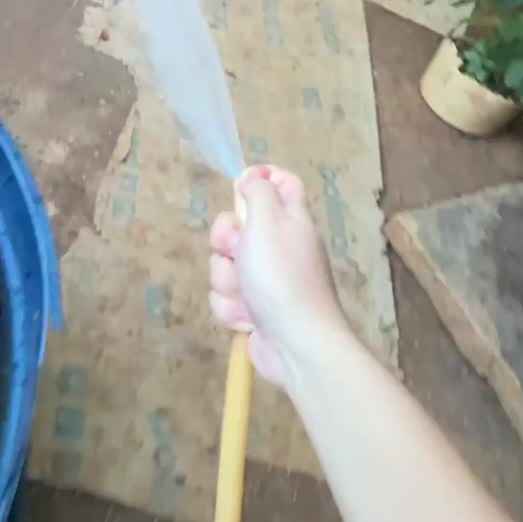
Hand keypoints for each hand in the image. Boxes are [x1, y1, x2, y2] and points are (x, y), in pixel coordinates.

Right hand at [209, 164, 348, 390]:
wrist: (297, 344)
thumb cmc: (282, 276)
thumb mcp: (268, 220)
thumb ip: (258, 192)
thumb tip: (251, 177)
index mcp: (290, 220)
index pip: (282, 183)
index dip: (261, 176)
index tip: (239, 184)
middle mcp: (279, 246)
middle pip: (238, 225)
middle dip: (225, 238)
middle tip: (235, 248)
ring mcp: (266, 280)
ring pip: (226, 263)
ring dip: (227, 279)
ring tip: (245, 293)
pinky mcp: (253, 310)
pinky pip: (226, 296)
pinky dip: (230, 307)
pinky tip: (246, 318)